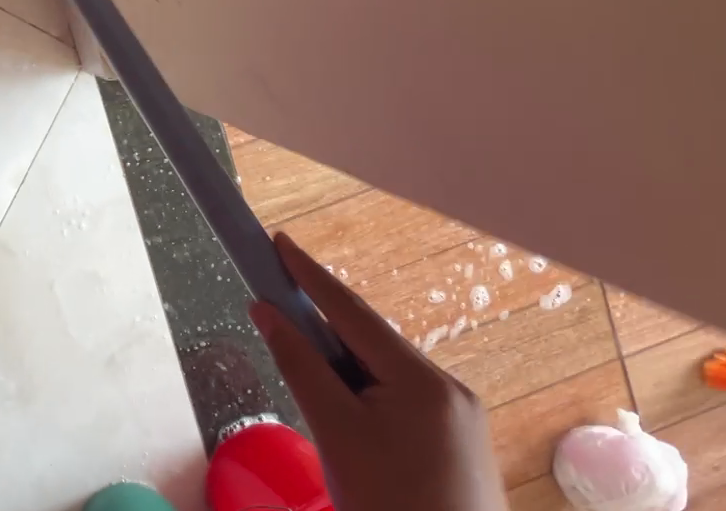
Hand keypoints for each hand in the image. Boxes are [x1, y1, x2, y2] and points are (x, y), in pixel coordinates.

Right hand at [252, 233, 508, 510]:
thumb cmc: (388, 503)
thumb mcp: (334, 431)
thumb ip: (299, 363)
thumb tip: (266, 310)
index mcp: (422, 379)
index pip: (352, 310)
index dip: (310, 274)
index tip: (278, 241)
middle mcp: (449, 387)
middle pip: (370, 338)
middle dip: (324, 322)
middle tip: (278, 302)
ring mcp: (459, 416)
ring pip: (383, 368)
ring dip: (342, 361)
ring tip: (309, 378)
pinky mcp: (457, 441)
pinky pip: (399, 394)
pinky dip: (363, 387)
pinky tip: (344, 408)